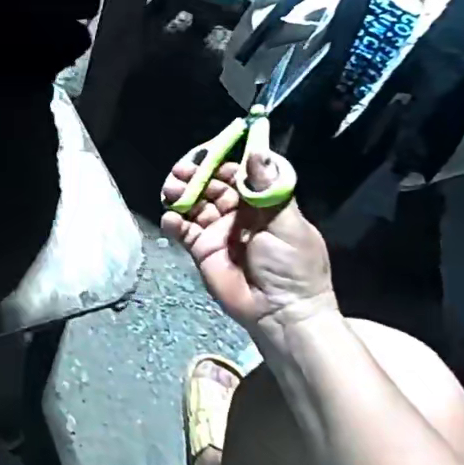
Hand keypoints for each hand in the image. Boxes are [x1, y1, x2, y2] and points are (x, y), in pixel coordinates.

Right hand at [160, 154, 336, 348]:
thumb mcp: (287, 223)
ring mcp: (217, 232)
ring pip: (192, 204)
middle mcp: (237, 214)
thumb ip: (267, 188)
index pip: (237, 176)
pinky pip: (182, 230)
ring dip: (180, 194)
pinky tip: (172, 219)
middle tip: (180, 171)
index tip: (208, 157)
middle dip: (194, 176)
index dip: (221, 165)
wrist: (281, 313)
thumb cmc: (292, 266)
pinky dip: (173, 222)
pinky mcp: (201, 250)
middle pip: (209, 186)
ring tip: (171, 190)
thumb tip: (257, 151)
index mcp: (261, 205)